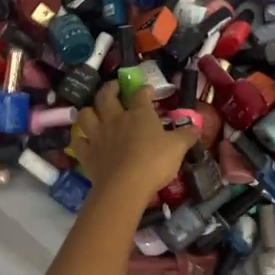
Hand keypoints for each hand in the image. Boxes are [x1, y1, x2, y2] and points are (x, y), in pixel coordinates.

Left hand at [73, 81, 197, 200]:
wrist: (125, 186)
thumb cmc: (154, 162)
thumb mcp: (178, 148)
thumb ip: (186, 135)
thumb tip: (196, 126)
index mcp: (139, 113)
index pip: (141, 94)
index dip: (144, 89)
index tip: (148, 90)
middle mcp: (115, 118)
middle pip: (106, 96)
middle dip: (110, 88)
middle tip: (114, 88)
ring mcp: (98, 135)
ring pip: (86, 114)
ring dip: (89, 111)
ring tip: (94, 112)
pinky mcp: (87, 153)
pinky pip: (78, 142)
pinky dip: (80, 139)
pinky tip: (84, 141)